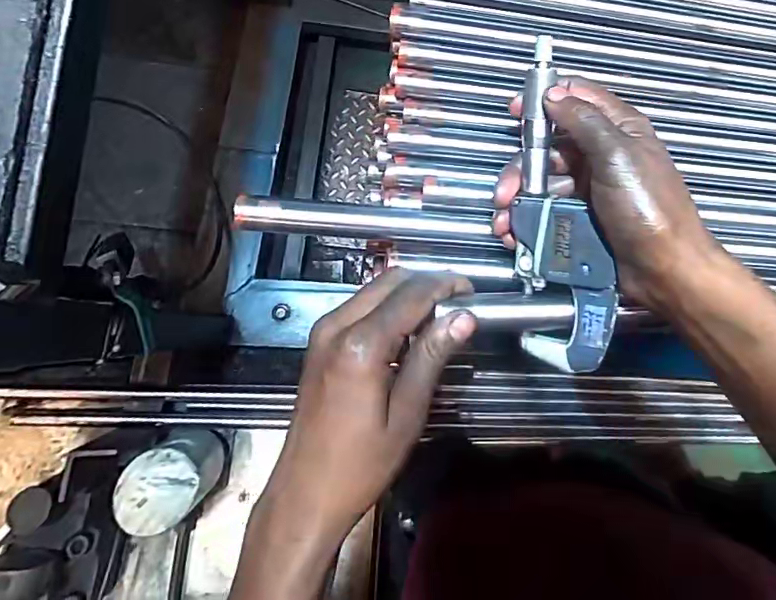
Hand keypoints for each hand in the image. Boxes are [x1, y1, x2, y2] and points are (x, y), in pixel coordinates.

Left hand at [234, 270, 474, 598]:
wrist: (303, 497)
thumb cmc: (359, 466)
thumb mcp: (406, 414)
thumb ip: (432, 356)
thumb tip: (464, 316)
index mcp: (360, 344)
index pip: (412, 294)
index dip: (446, 286)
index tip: (472, 292)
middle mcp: (337, 325)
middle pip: (391, 279)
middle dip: (429, 282)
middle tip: (460, 300)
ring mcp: (324, 331)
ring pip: (375, 287)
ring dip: (409, 290)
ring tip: (441, 313)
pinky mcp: (320, 341)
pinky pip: (362, 303)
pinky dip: (389, 303)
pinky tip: (410, 327)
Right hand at [491, 76, 731, 310]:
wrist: (666, 272)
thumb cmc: (650, 208)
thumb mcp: (618, 155)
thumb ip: (584, 121)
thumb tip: (553, 94)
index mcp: (620, 129)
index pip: (580, 98)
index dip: (548, 99)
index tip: (516, 110)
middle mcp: (604, 153)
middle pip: (552, 144)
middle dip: (524, 164)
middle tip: (507, 189)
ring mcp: (593, 186)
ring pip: (545, 179)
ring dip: (521, 196)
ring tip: (507, 218)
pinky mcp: (585, 216)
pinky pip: (549, 209)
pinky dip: (529, 218)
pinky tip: (515, 232)